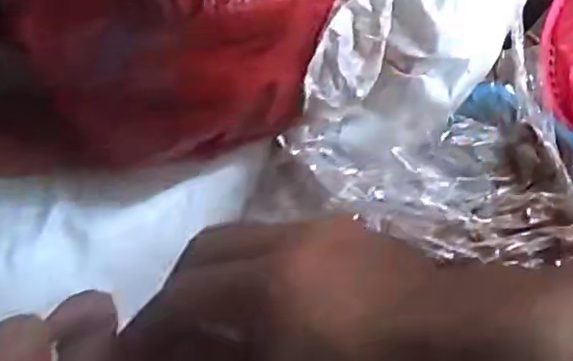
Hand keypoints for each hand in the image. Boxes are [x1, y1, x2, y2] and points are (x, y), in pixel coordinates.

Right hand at [118, 218, 502, 360]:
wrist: (441, 325)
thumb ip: (222, 358)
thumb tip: (180, 349)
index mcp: (269, 280)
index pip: (180, 294)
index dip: (145, 330)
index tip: (131, 357)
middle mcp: (294, 237)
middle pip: (209, 246)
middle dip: (177, 289)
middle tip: (167, 338)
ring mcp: (327, 225)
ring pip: (249, 234)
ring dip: (221, 271)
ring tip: (215, 322)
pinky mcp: (351, 228)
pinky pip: (286, 235)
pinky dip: (260, 261)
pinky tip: (268, 303)